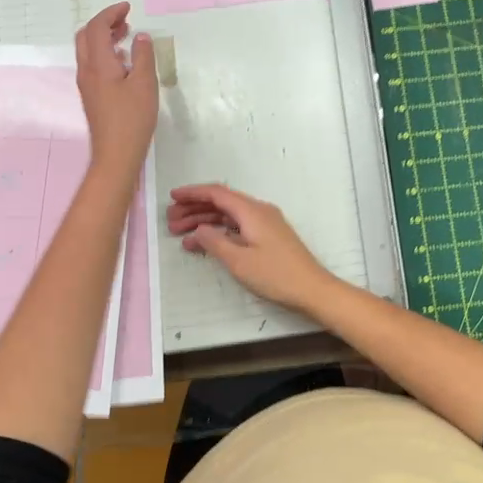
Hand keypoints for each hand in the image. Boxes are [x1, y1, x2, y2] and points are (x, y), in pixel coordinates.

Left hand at [75, 1, 155, 173]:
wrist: (116, 153)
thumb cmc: (132, 118)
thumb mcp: (145, 84)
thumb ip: (142, 56)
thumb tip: (141, 37)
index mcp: (98, 64)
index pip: (96, 28)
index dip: (110, 14)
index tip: (128, 8)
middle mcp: (87, 71)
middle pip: (85, 36)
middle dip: (103, 23)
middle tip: (125, 19)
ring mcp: (87, 85)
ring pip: (88, 51)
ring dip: (104, 37)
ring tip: (127, 35)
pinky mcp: (92, 96)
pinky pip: (93, 64)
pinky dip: (106, 53)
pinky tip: (124, 61)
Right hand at [167, 184, 335, 310]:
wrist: (311, 288)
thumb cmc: (275, 275)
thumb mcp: (238, 260)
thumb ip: (214, 242)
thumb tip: (197, 229)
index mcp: (251, 211)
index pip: (217, 193)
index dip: (193, 193)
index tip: (172, 198)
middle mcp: (259, 210)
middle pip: (222, 202)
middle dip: (195, 209)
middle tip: (171, 221)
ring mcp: (265, 223)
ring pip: (229, 215)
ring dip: (205, 221)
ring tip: (180, 233)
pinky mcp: (269, 235)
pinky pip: (238, 225)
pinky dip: (219, 231)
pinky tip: (204, 243)